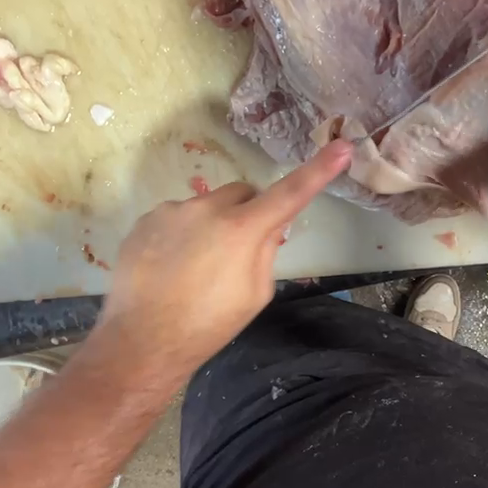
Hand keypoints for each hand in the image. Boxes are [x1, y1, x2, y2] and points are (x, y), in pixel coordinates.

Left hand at [96, 140, 352, 377]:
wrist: (144, 340)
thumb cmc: (209, 325)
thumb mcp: (255, 294)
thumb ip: (267, 252)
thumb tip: (271, 225)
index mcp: (241, 230)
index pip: (289, 194)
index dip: (318, 171)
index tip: (343, 147)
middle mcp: (206, 208)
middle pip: (243, 195)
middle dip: (249, 215)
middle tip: (241, 254)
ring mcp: (172, 210)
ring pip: (206, 208)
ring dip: (212, 228)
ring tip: (198, 271)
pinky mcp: (145, 220)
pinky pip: (176, 219)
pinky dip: (183, 237)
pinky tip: (174, 269)